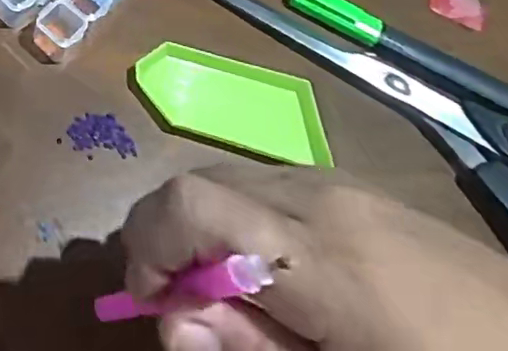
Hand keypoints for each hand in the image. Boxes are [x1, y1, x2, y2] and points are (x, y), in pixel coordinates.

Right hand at [121, 165, 507, 350]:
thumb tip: (173, 325)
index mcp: (328, 256)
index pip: (192, 205)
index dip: (150, 247)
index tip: (154, 306)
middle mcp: (321, 195)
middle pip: (198, 184)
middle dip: (168, 242)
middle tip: (188, 316)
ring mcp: (341, 182)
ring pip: (227, 181)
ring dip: (204, 234)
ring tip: (234, 304)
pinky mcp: (357, 188)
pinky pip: (267, 189)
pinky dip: (241, 225)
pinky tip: (280, 283)